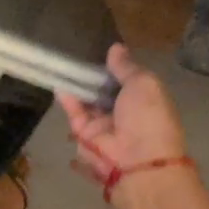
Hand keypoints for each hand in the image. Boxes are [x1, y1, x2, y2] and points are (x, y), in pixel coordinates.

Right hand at [58, 44, 188, 192]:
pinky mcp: (85, 135)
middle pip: (105, 90)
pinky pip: (75, 113)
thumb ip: (126, 67)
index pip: (127, 79)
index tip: (101, 48)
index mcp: (145, 100)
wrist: (137, 160)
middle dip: (93, 75)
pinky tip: (60, 83)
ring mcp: (104, 124)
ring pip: (88, 101)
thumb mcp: (144, 84)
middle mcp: (125, 113)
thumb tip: (116, 47)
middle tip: (77, 52)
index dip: (115, 65)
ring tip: (64, 63)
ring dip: (78, 85)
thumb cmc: (148, 117)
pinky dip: (68, 99)